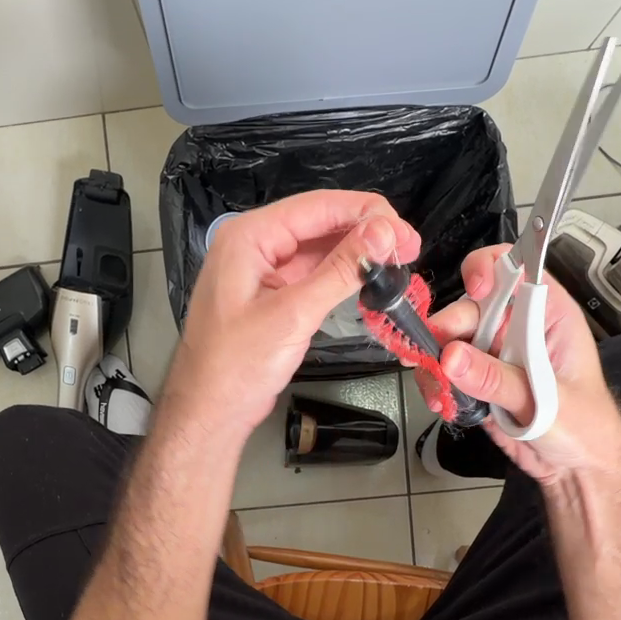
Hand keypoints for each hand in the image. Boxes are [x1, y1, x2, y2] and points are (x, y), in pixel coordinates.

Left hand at [162, 191, 420, 440]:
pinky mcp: (271, 295)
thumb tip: (384, 232)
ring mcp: (262, 271)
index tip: (406, 231)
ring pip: (318, 248)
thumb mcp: (293, 315)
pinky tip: (370, 279)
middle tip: (411, 248)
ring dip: (358, 253)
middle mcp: (253, 245)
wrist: (209, 412)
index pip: (317, 207)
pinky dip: (340, 275)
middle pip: (319, 223)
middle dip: (366, 232)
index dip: (367, 212)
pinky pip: (311, 273)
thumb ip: (340, 271)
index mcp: (248, 237)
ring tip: (400, 262)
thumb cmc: (237, 366)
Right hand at [428, 245, 620, 487]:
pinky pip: (445, 372)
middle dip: (448, 327)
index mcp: (549, 316)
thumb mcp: (545, 402)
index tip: (473, 289)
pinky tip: (441, 403)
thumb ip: (497, 380)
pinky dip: (436, 385)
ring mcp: (495, 354)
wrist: (577, 468)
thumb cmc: (585, 428)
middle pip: (472, 306)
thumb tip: (450, 357)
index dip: (490, 268)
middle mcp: (518, 328)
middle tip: (432, 354)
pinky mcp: (477, 381)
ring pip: (451, 339)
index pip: (517, 269)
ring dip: (435, 361)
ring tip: (437, 391)